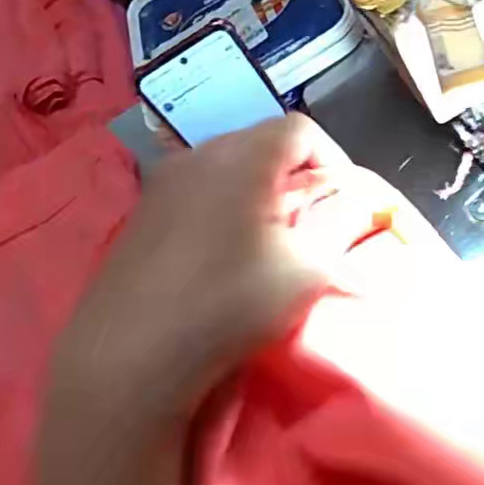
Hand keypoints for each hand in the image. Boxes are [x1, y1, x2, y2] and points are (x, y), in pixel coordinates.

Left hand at [53, 114, 395, 419]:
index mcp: (242, 157)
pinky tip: (226, 253)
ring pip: (228, 166)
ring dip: (260, 191)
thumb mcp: (308, 268)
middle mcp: (198, 155)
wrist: (130, 355)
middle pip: (262, 142)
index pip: (301, 129)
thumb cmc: (230, 303)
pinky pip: (198, 191)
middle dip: (297, 175)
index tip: (345, 200)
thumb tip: (353, 204)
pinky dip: (225, 206)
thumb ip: (339, 224)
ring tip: (272, 238)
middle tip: (313, 219)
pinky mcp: (142, 213)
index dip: (333, 158)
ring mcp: (162, 183)